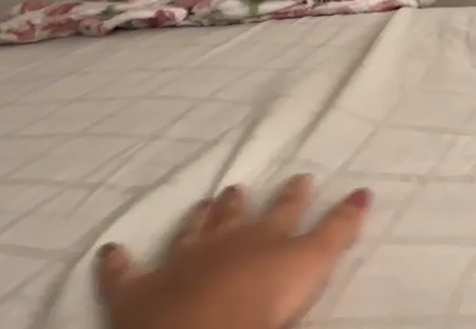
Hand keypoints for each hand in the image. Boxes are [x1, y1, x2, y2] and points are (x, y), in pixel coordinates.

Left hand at [94, 174, 371, 328]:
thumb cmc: (263, 300)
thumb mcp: (313, 263)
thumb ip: (339, 229)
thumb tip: (365, 190)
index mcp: (266, 235)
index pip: (286, 209)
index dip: (294, 194)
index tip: (302, 176)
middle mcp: (224, 240)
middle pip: (233, 217)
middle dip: (239, 201)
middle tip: (239, 186)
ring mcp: (179, 263)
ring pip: (189, 234)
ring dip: (196, 219)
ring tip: (201, 203)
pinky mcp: (137, 293)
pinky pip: (122, 275)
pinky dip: (116, 263)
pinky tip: (110, 250)